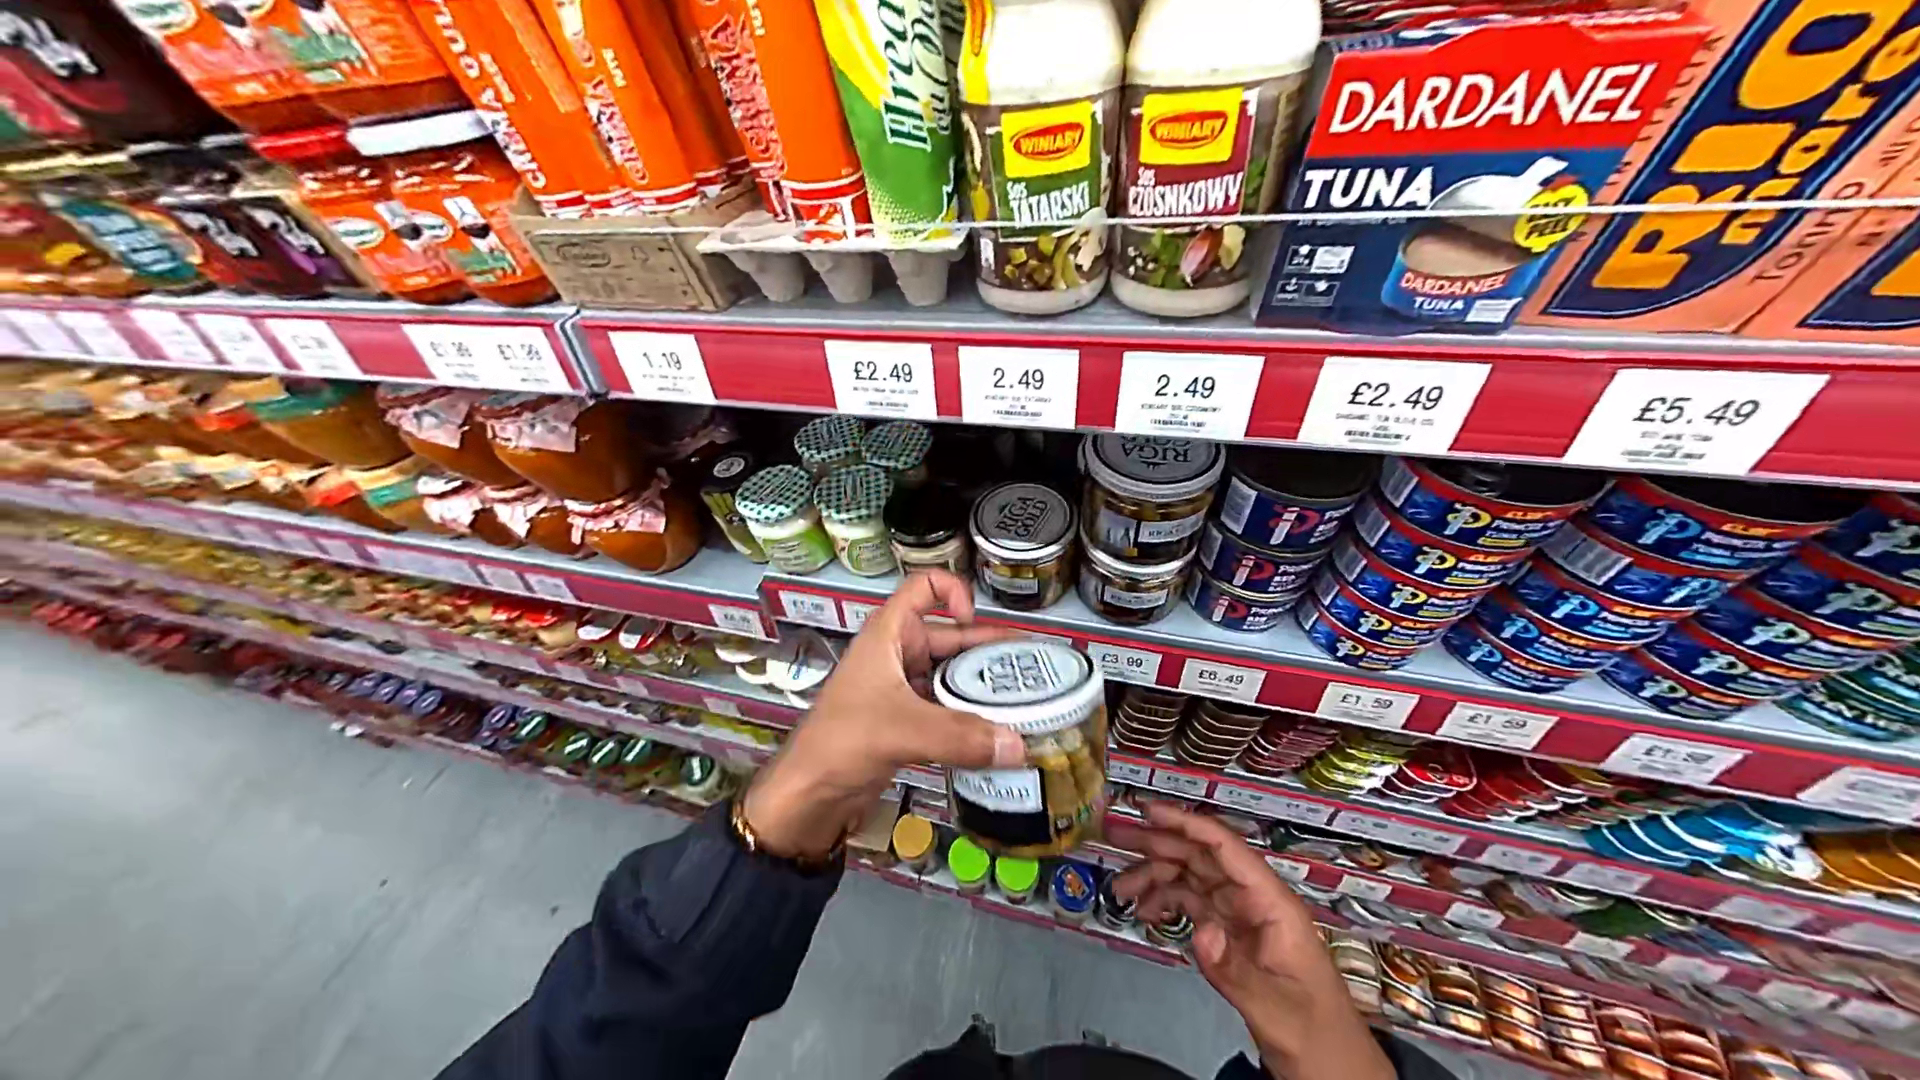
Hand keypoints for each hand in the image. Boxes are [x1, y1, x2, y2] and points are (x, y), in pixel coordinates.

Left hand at [743, 571, 1024, 857]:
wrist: (807, 794)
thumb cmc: (843, 741)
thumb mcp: (903, 730)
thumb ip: (962, 737)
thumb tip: (1019, 745)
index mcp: (889, 635)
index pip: (923, 588)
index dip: (952, 591)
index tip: (975, 620)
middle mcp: (898, 654)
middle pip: (950, 636)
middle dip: (988, 648)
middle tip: (1032, 664)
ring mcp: (901, 687)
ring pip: (951, 675)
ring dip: (983, 685)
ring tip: (1025, 698)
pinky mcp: (905, 719)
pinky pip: (946, 706)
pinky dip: (970, 715)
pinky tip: (998, 730)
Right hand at [1109, 804, 1392, 1079]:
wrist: (1338, 1077)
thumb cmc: (1316, 1039)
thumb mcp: (1276, 1012)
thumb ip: (1235, 971)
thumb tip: (1199, 932)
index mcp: (1272, 904)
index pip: (1225, 848)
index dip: (1186, 823)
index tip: (1147, 811)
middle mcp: (1254, 901)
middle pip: (1201, 858)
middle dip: (1158, 844)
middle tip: (1115, 838)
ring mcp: (1241, 917)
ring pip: (1191, 879)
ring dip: (1155, 877)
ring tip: (1120, 889)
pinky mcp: (1231, 936)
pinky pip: (1193, 905)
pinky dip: (1166, 902)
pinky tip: (1146, 912)